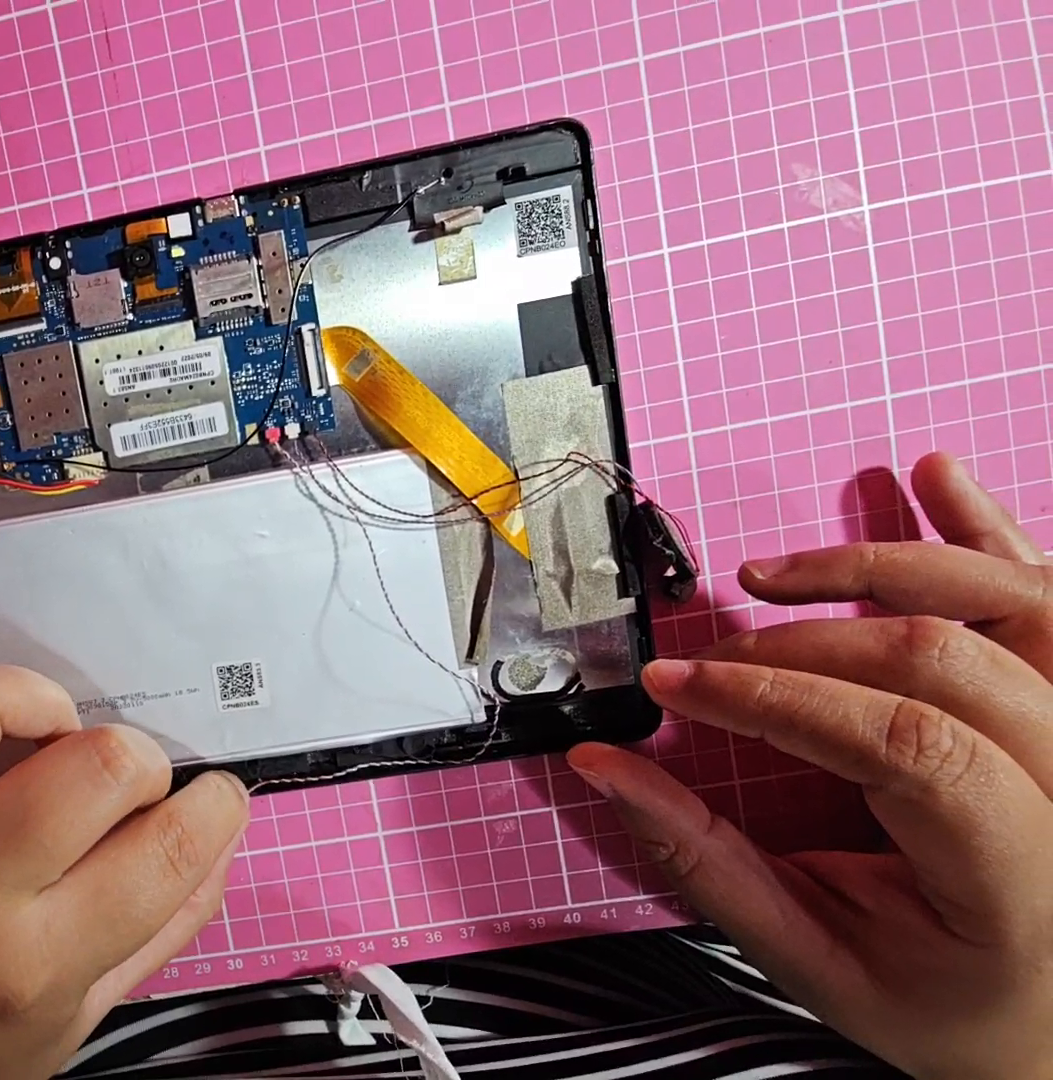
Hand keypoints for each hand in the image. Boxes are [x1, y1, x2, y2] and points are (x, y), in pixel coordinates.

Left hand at [0, 624, 250, 1079]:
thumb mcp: (79, 1017)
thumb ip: (166, 923)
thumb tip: (222, 828)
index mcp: (26, 960)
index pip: (163, 852)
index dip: (214, 810)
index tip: (213, 799)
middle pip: (93, 763)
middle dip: (139, 763)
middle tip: (125, 787)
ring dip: (32, 698)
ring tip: (41, 735)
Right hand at [568, 452, 1052, 1079]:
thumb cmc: (955, 1011)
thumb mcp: (813, 959)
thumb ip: (702, 859)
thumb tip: (600, 766)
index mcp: (1034, 878)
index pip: (907, 744)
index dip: (772, 697)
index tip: (670, 685)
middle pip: (945, 661)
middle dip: (794, 648)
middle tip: (709, 666)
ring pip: (1019, 604)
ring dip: (877, 567)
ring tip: (769, 577)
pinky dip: (987, 530)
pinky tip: (928, 479)